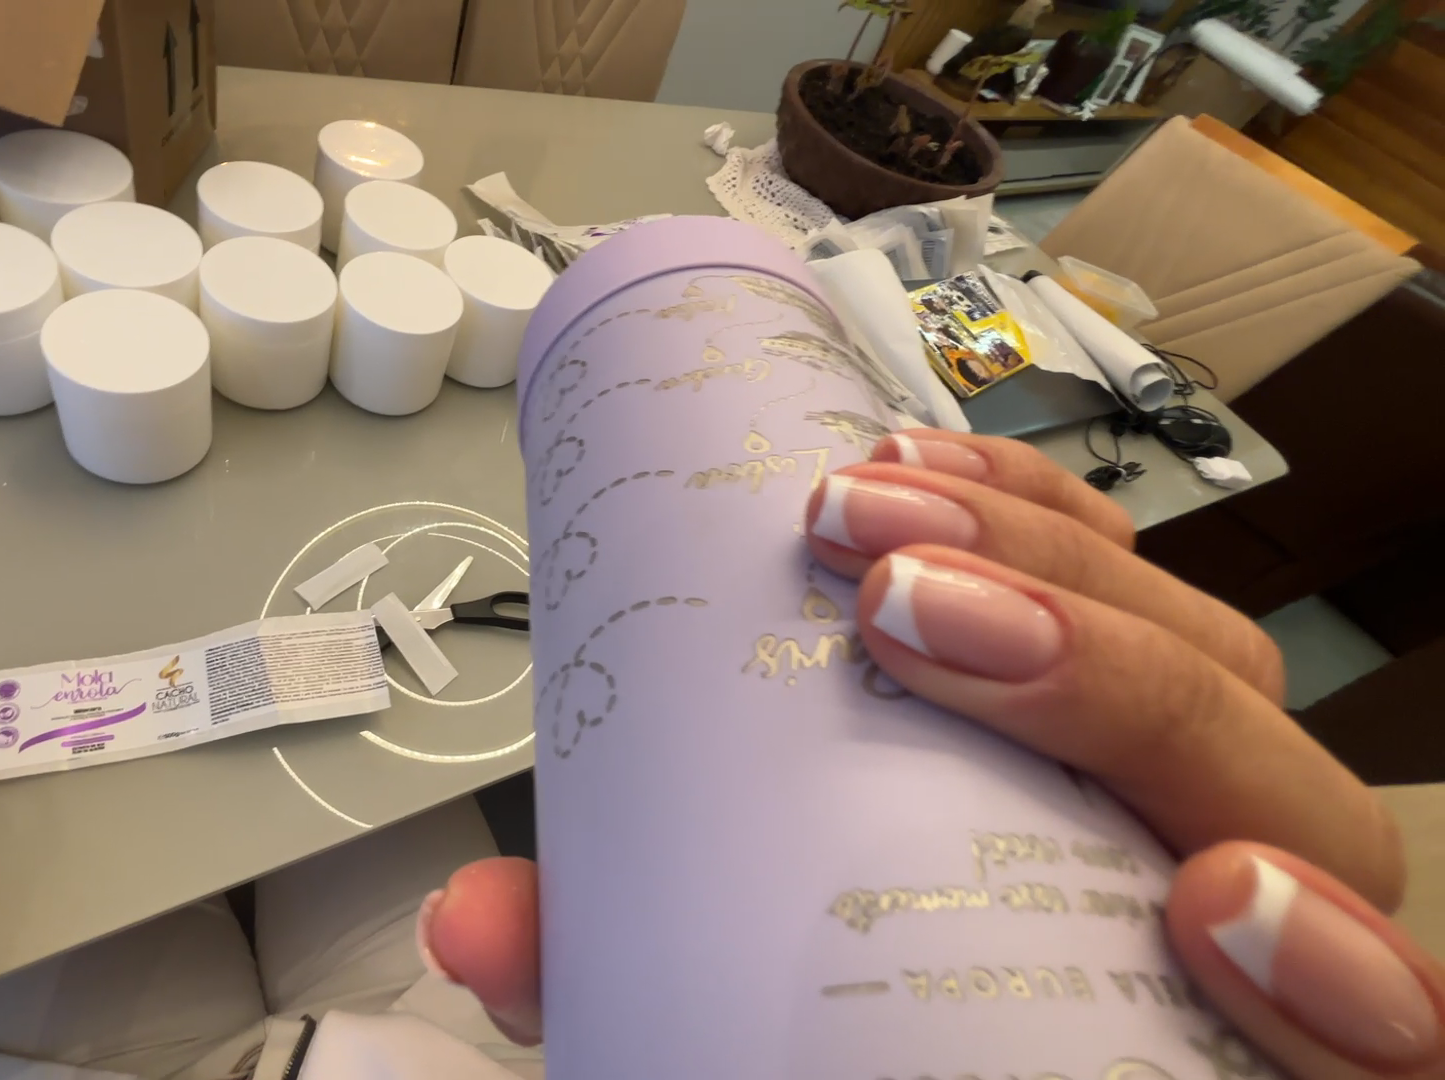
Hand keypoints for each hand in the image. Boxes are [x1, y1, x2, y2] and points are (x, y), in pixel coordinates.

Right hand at [422, 431, 1439, 1078]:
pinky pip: (1112, 560)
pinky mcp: (1083, 673)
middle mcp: (1202, 887)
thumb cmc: (812, 977)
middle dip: (1085, 667)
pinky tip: (929, 462)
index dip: (1333, 980)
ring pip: (1193, 640)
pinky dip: (1030, 501)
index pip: (1346, 1028)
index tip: (1200, 903)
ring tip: (866, 493)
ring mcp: (1158, 764)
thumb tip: (464, 928)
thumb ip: (606, 974)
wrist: (839, 932)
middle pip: (1247, 766)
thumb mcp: (703, 996)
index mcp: (1166, 1025)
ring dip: (1038, 546)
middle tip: (880, 593)